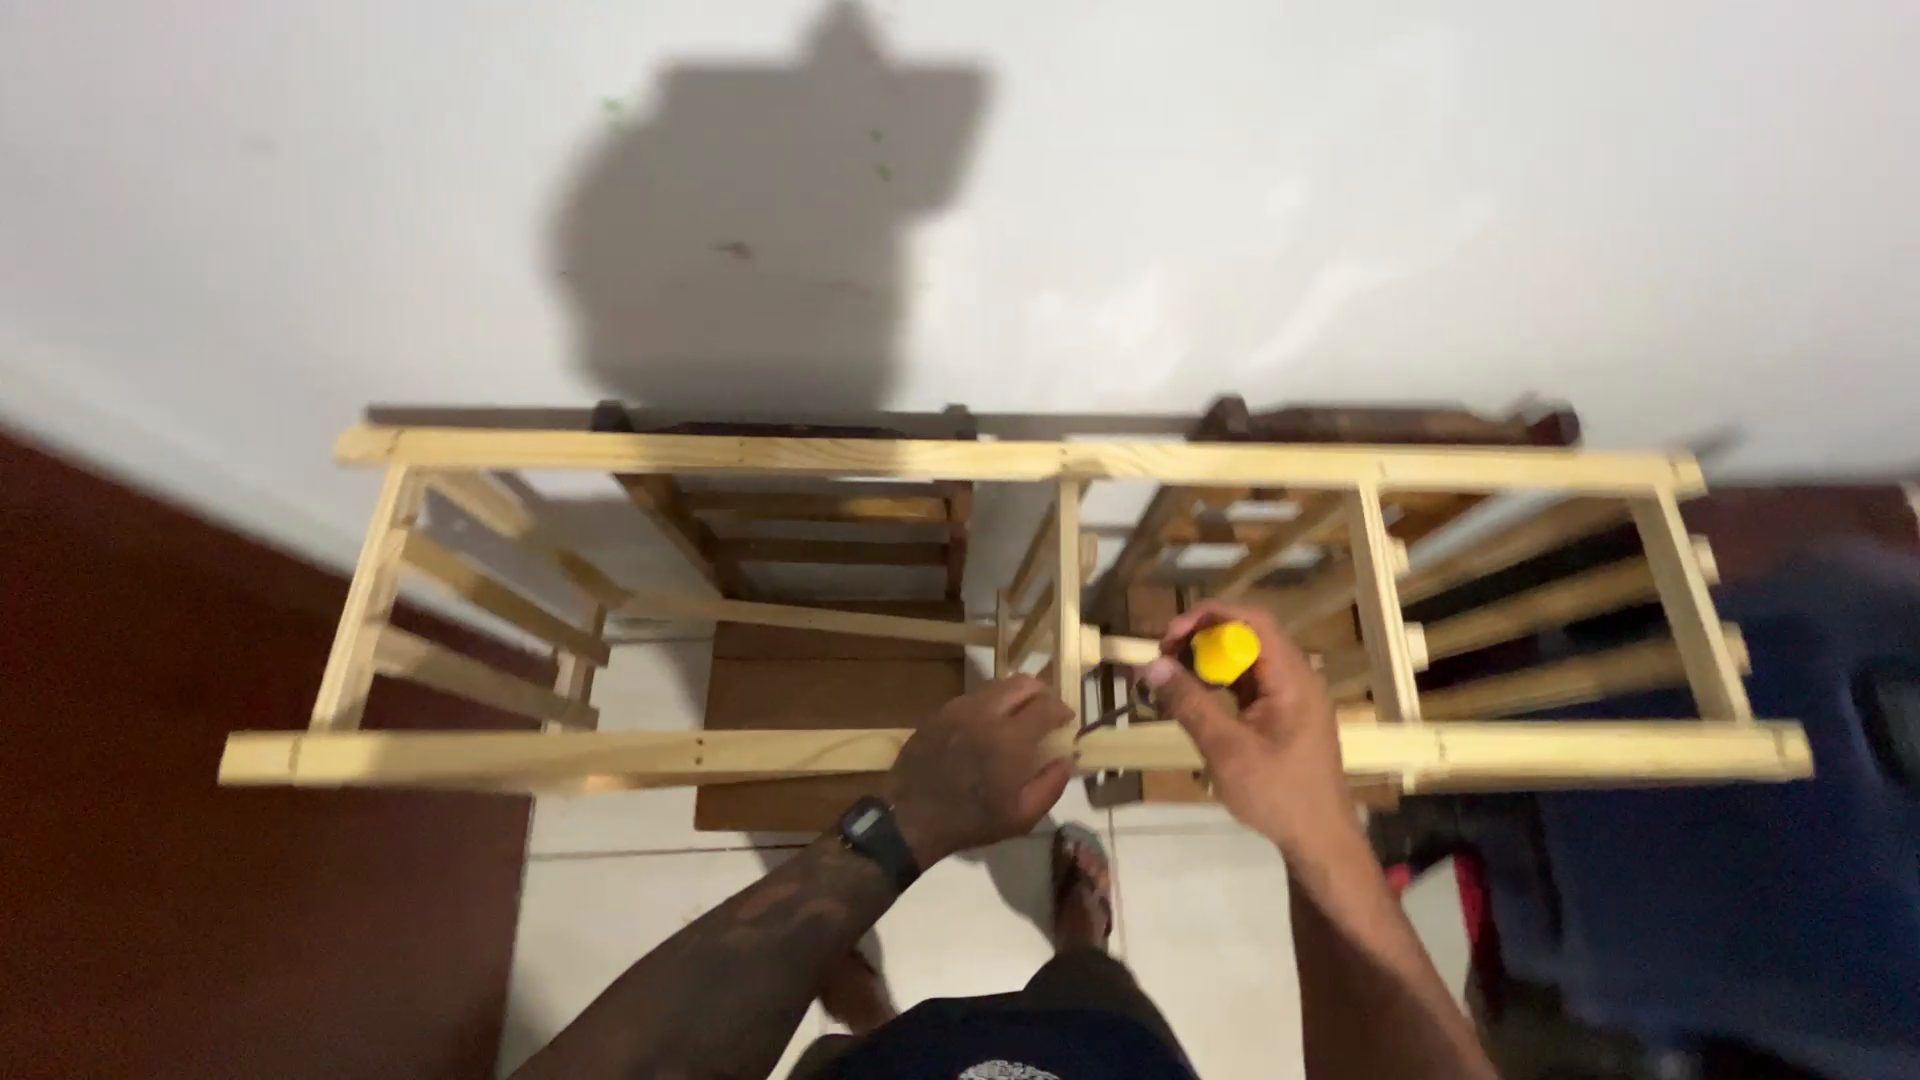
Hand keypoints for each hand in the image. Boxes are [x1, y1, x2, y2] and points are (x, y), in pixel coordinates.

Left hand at [883, 675, 1075, 864]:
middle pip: (1024, 683)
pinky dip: (991, 701)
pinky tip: (989, 722)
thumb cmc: (971, 821)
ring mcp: (961, 708)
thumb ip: (1051, 784)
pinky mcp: (942, 710)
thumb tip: (1067, 758)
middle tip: (1045, 710)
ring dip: (1016, 694)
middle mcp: (987, 714)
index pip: (1047, 706)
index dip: (1063, 709)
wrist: (912, 816)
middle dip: (1042, 692)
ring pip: (998, 684)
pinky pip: (975, 695)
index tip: (1067, 720)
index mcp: (1011, 741)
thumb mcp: (1021, 817)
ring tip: (1019, 714)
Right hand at [1142, 601, 1356, 852]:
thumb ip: (1190, 703)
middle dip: (1201, 637)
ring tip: (1171, 674)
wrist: (1320, 842)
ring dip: (1207, 659)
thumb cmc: (1278, 795)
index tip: (1171, 634)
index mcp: (1293, 678)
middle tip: (1164, 656)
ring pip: (1244, 658)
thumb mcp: (1227, 750)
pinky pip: (1247, 681)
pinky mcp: (1282, 713)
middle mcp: (1296, 677)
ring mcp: (1291, 696)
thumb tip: (1151, 665)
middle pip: (1247, 635)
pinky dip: (1218, 681)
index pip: (1252, 621)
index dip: (1208, 616)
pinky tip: (1194, 697)